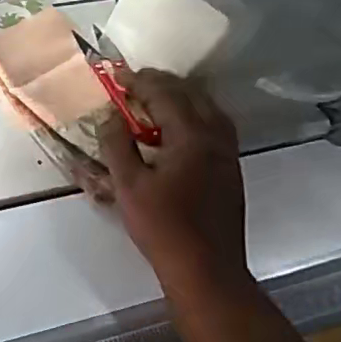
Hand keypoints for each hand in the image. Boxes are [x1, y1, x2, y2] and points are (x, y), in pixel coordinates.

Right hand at [78, 70, 248, 295]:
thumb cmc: (161, 225)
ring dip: (180, 100)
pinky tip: (173, 132)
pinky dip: (191, 118)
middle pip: (192, 96)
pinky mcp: (229, 169)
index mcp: (192, 136)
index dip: (140, 82)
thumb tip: (111, 118)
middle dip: (162, 85)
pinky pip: (213, 128)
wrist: (205, 265)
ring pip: (207, 110)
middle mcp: (217, 137)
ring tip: (152, 102)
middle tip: (134, 84)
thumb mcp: (127, 185)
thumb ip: (117, 146)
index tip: (118, 76)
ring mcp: (228, 153)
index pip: (165, 95)